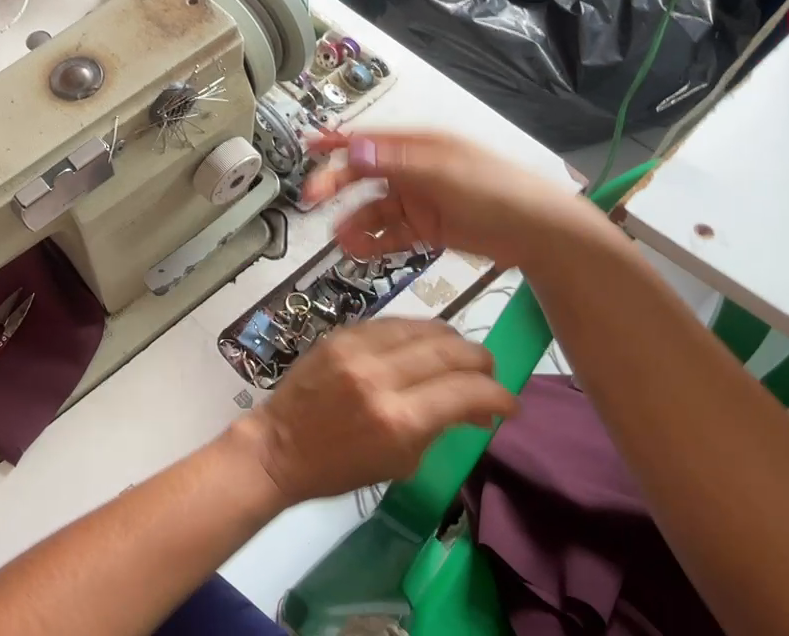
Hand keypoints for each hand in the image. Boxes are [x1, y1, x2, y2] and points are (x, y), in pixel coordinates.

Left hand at [231, 318, 516, 504]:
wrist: (280, 444)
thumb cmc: (342, 465)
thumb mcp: (403, 460)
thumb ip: (442, 426)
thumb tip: (478, 406)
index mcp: (399, 419)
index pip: (467, 391)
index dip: (499, 396)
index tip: (508, 404)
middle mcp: (380, 376)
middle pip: (450, 350)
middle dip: (481, 361)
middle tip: (488, 374)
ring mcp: (356, 350)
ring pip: (421, 328)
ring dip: (451, 340)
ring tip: (460, 356)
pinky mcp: (338, 335)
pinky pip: (389, 323)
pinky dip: (414, 332)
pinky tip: (423, 344)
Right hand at [302, 130, 612, 270]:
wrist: (544, 236)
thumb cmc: (500, 193)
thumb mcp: (444, 173)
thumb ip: (395, 162)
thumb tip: (351, 149)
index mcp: (419, 147)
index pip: (368, 140)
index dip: (335, 142)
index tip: (307, 146)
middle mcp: (414, 170)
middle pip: (363, 174)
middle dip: (336, 185)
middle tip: (312, 200)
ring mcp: (419, 200)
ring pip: (372, 208)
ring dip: (353, 221)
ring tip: (340, 238)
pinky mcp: (425, 228)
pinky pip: (389, 233)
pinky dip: (372, 241)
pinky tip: (360, 250)